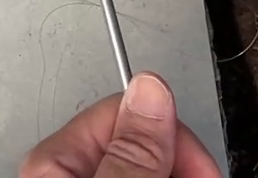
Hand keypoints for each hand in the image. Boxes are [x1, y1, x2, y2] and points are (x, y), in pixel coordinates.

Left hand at [21, 73, 222, 177]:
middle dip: (181, 161)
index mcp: (54, 164)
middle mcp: (70, 173)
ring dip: (183, 171)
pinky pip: (151, 176)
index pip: (127, 110)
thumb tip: (150, 88)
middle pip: (145, 141)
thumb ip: (134, 153)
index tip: (202, 168)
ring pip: (155, 165)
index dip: (173, 136)